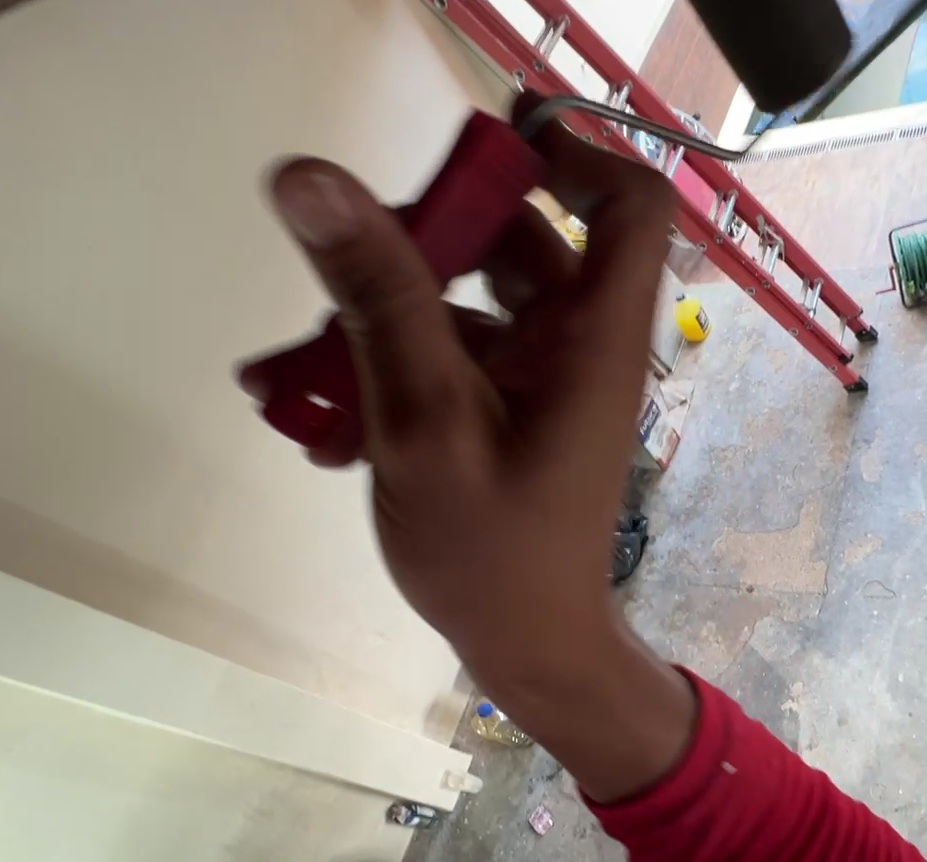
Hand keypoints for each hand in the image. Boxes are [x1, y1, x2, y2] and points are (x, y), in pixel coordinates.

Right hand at [256, 106, 694, 798]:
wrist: (529, 645)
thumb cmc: (495, 553)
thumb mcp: (427, 424)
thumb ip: (382, 301)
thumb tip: (313, 177)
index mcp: (596, 340)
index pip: (631, 208)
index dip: (575, 158)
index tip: (483, 151)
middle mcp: (580, 346)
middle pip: (524, 241)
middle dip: (426, 239)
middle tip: (341, 265)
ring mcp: (545, 378)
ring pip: (472, 300)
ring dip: (383, 316)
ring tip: (295, 371)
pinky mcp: (512, 409)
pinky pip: (456, 355)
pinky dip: (393, 367)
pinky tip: (318, 422)